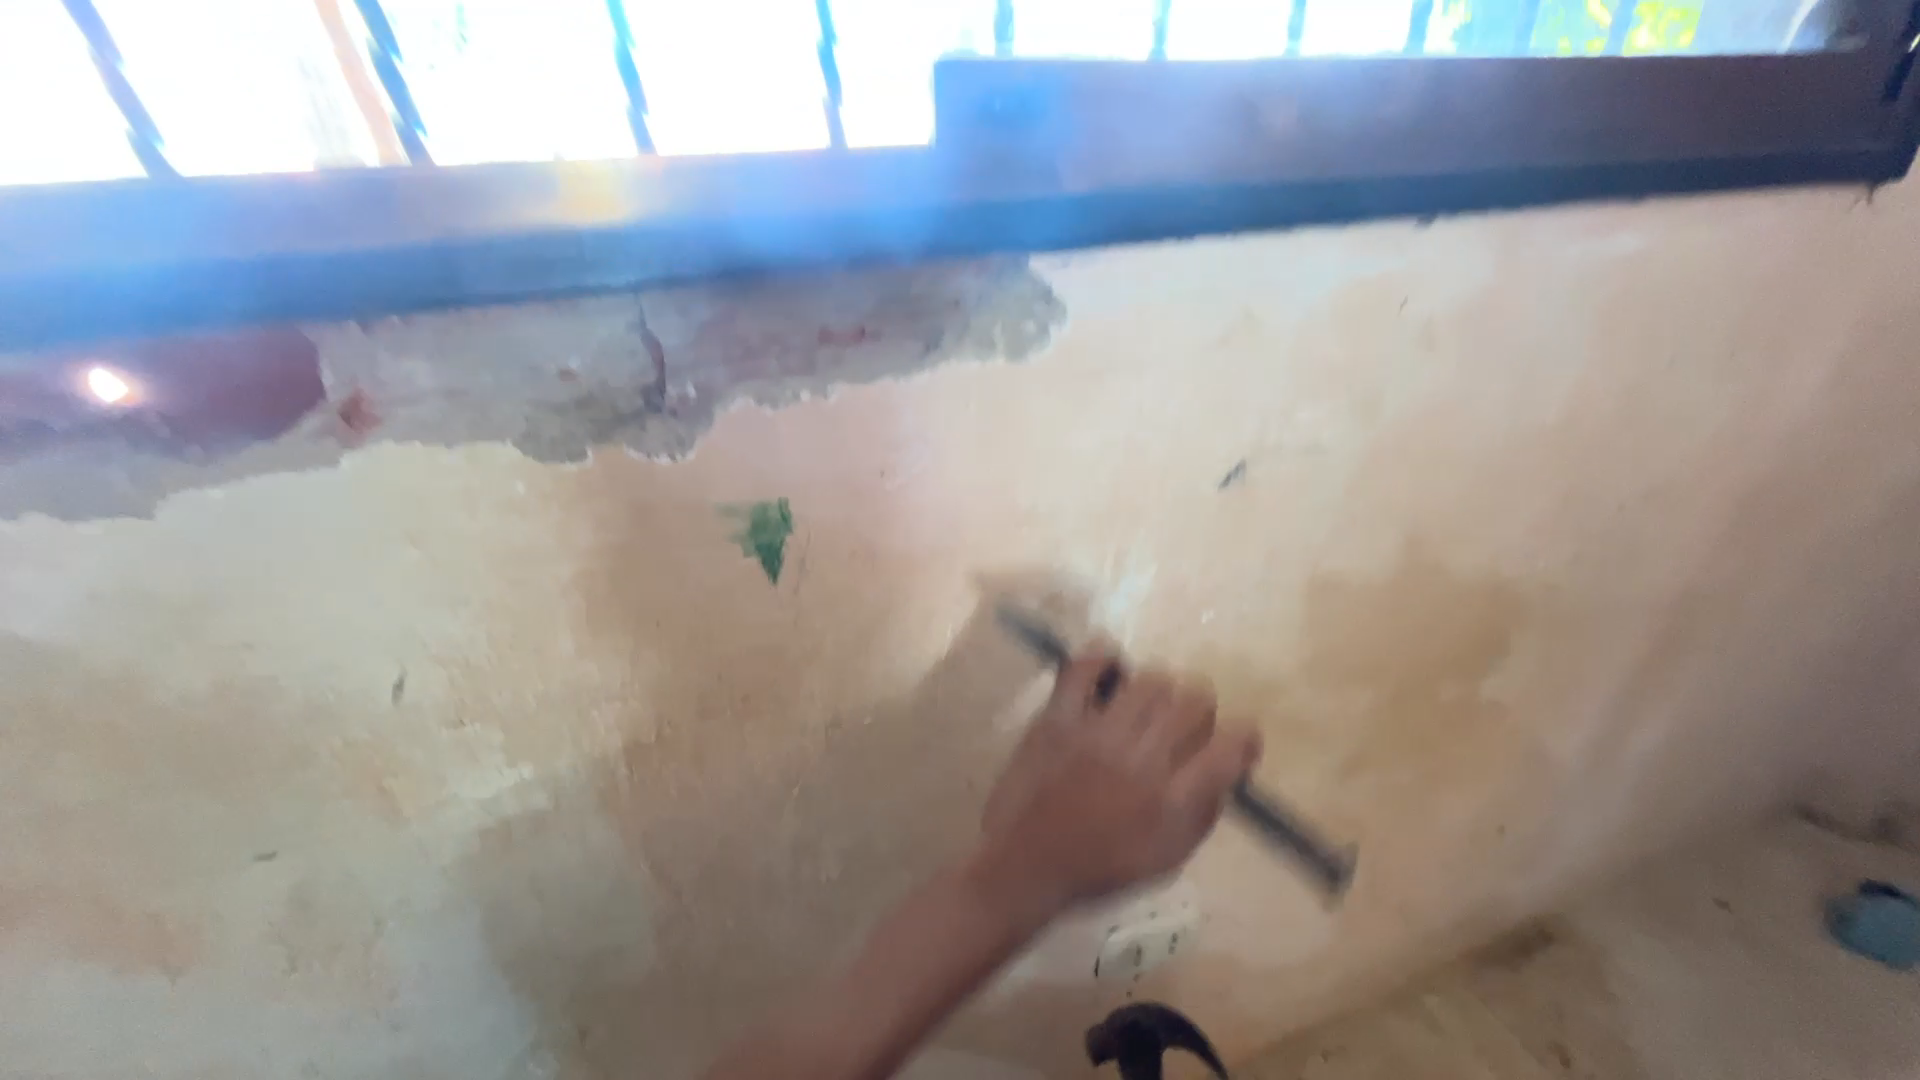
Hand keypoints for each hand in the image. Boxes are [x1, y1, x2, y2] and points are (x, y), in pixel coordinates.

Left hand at [976, 648, 1262, 917]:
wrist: (1027, 864)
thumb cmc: (1100, 866)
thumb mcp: (1167, 857)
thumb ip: (1203, 812)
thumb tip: (1226, 769)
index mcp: (1173, 802)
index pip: (1230, 748)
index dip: (1243, 738)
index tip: (1236, 740)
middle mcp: (1142, 760)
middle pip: (1193, 701)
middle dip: (1199, 710)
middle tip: (1182, 725)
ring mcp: (1098, 734)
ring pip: (1150, 681)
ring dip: (1157, 690)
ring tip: (1146, 706)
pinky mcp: (1059, 719)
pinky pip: (1083, 669)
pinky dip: (1101, 660)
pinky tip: (1110, 671)